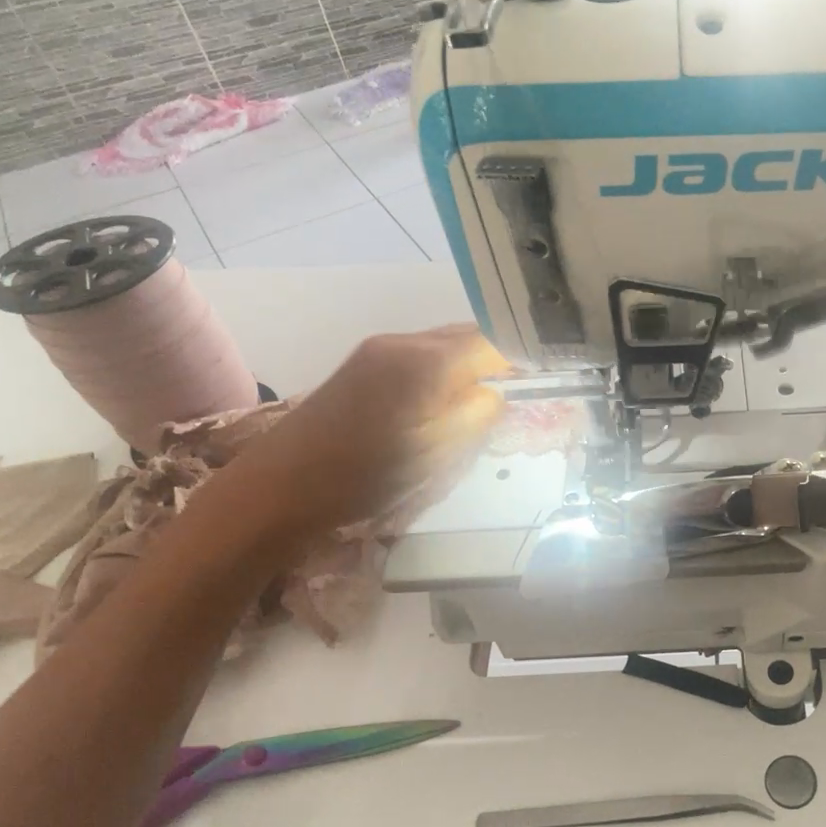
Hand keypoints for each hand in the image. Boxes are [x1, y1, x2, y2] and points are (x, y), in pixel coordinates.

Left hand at [214, 326, 509, 539]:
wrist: (279, 489)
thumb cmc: (365, 477)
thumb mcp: (438, 453)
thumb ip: (478, 415)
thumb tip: (497, 394)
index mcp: (425, 361)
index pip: (494, 341)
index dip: (524, 360)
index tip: (546, 383)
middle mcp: (402, 343)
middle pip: (468, 337)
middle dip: (499, 362)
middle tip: (521, 395)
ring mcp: (378, 351)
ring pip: (444, 347)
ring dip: (470, 368)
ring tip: (485, 404)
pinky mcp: (362, 366)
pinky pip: (421, 358)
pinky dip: (444, 375)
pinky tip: (445, 405)